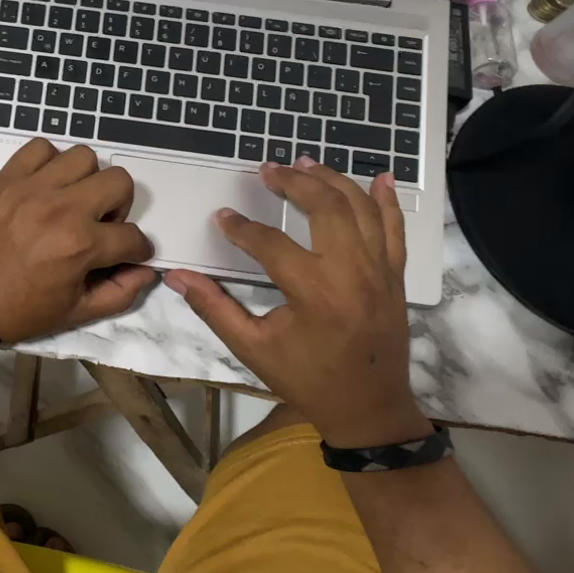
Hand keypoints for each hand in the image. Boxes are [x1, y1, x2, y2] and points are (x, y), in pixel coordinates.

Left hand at [0, 139, 157, 343]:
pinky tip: (44, 186)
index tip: (127, 254)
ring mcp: (32, 188)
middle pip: (119, 181)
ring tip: (71, 201)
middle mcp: (62, 209)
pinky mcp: (6, 178)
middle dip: (119, 206)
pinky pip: (40, 147)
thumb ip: (119, 293)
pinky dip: (48, 162)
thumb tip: (148, 272)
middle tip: (99, 224)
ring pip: (84, 157)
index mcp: (81, 246)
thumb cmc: (18, 310)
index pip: (133, 236)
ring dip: (86, 179)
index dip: (136, 250)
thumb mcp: (74, 313)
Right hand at [163, 159, 429, 448]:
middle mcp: (353, 274)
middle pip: (326, 208)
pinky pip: (396, 229)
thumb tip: (177, 276)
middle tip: (268, 169)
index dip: (242, 228)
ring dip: (334, 180)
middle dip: (294, 182)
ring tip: (306, 163)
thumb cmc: (306, 380)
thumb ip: (213, 307)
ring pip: (362, 209)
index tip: (223, 218)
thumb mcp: (251, 347)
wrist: (368, 409)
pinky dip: (388, 201)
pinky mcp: (396, 276)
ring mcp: (381, 272)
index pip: (271, 243)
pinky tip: (381, 177)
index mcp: (314, 293)